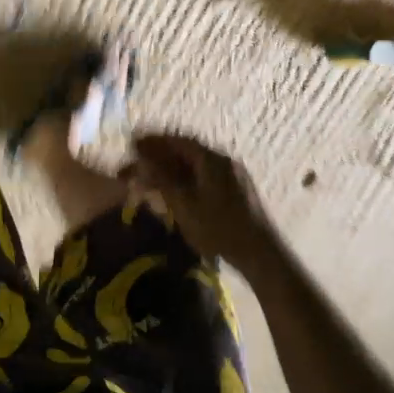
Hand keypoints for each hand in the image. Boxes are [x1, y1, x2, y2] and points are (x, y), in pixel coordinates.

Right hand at [128, 133, 280, 270]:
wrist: (259, 252)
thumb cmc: (219, 228)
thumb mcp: (184, 205)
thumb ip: (161, 181)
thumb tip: (141, 163)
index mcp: (212, 159)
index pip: (179, 140)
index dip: (154, 140)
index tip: (134, 142)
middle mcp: (224, 161)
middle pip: (188, 150)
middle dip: (161, 152)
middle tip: (139, 157)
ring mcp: (233, 175)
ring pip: (197, 163)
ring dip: (173, 164)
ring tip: (153, 172)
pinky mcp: (236, 190)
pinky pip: (205, 174)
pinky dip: (186, 175)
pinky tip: (176, 187)